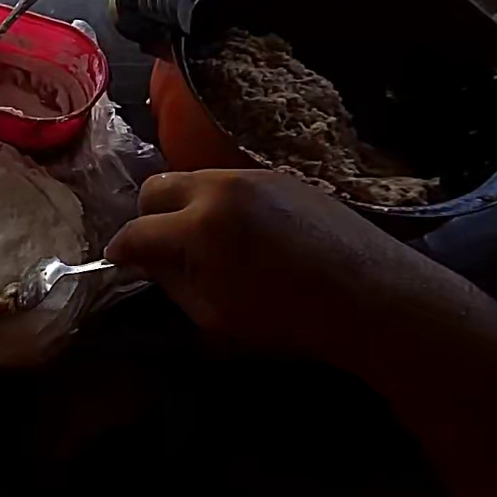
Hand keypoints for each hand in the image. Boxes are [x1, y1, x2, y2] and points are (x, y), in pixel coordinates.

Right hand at [105, 170, 471, 366]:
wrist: (379, 300)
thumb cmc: (291, 321)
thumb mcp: (214, 316)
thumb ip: (170, 281)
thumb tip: (148, 261)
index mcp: (199, 229)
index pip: (135, 232)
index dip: (119, 250)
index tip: (116, 261)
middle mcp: (219, 188)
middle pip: (154, 188)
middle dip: (148, 218)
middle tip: (161, 247)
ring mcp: (251, 175)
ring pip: (190, 179)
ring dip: (182, 206)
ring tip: (203, 237)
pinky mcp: (278, 174)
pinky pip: (226, 181)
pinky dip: (216, 202)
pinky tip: (240, 230)